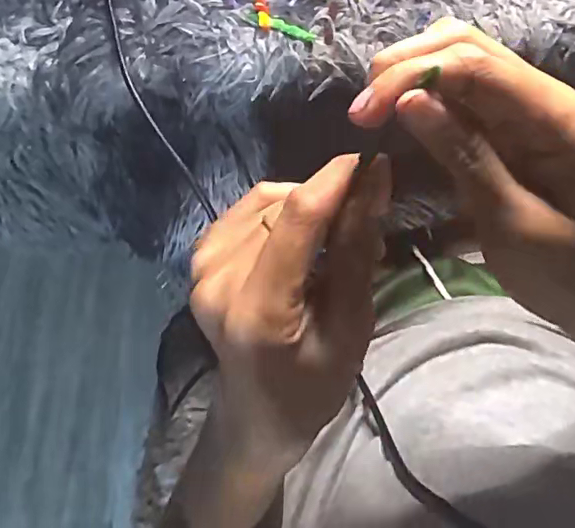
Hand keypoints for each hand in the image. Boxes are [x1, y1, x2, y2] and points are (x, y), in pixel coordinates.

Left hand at [188, 154, 390, 473]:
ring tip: (333, 234)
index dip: (335, 179)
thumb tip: (374, 177)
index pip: (297, 219)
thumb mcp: (351, 325)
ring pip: (269, 199)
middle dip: (331, 198)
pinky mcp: (200, 253)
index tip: (373, 160)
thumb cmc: (312, 385)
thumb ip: (357, 248)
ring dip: (308, 203)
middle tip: (365, 218)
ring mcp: (201, 264)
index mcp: (257, 307)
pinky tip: (300, 234)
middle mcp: (218, 277)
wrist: (255, 414)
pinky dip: (283, 208)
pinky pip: (250, 206)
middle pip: (284, 205)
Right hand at [348, 18, 574, 336]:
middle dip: (407, 63)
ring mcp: (530, 100)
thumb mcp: (514, 225)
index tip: (366, 111)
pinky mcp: (511, 114)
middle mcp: (548, 94)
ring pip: (461, 52)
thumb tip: (408, 99)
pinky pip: (461, 81)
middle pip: (468, 44)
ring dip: (411, 68)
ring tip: (375, 106)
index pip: (480, 65)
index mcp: (563, 117)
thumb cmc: (566, 274)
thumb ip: (465, 156)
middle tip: (364, 108)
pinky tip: (399, 107)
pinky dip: (423, 85)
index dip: (415, 74)